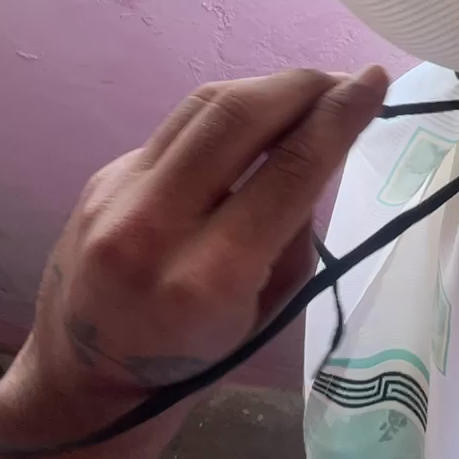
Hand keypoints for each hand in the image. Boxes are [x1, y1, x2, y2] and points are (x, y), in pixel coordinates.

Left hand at [0, 67, 388, 443]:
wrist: (84, 377)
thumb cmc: (199, 353)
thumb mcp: (273, 302)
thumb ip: (295, 222)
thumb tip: (316, 144)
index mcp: (211, 276)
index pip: (290, 170)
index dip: (339, 117)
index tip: (374, 81)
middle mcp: (154, 226)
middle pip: (238, 116)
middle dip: (302, 85)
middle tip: (343, 81)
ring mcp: (117, 195)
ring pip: (205, 105)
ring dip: (268, 87)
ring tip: (307, 93)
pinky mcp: (103, 177)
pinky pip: (181, 125)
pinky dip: (231, 114)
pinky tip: (256, 123)